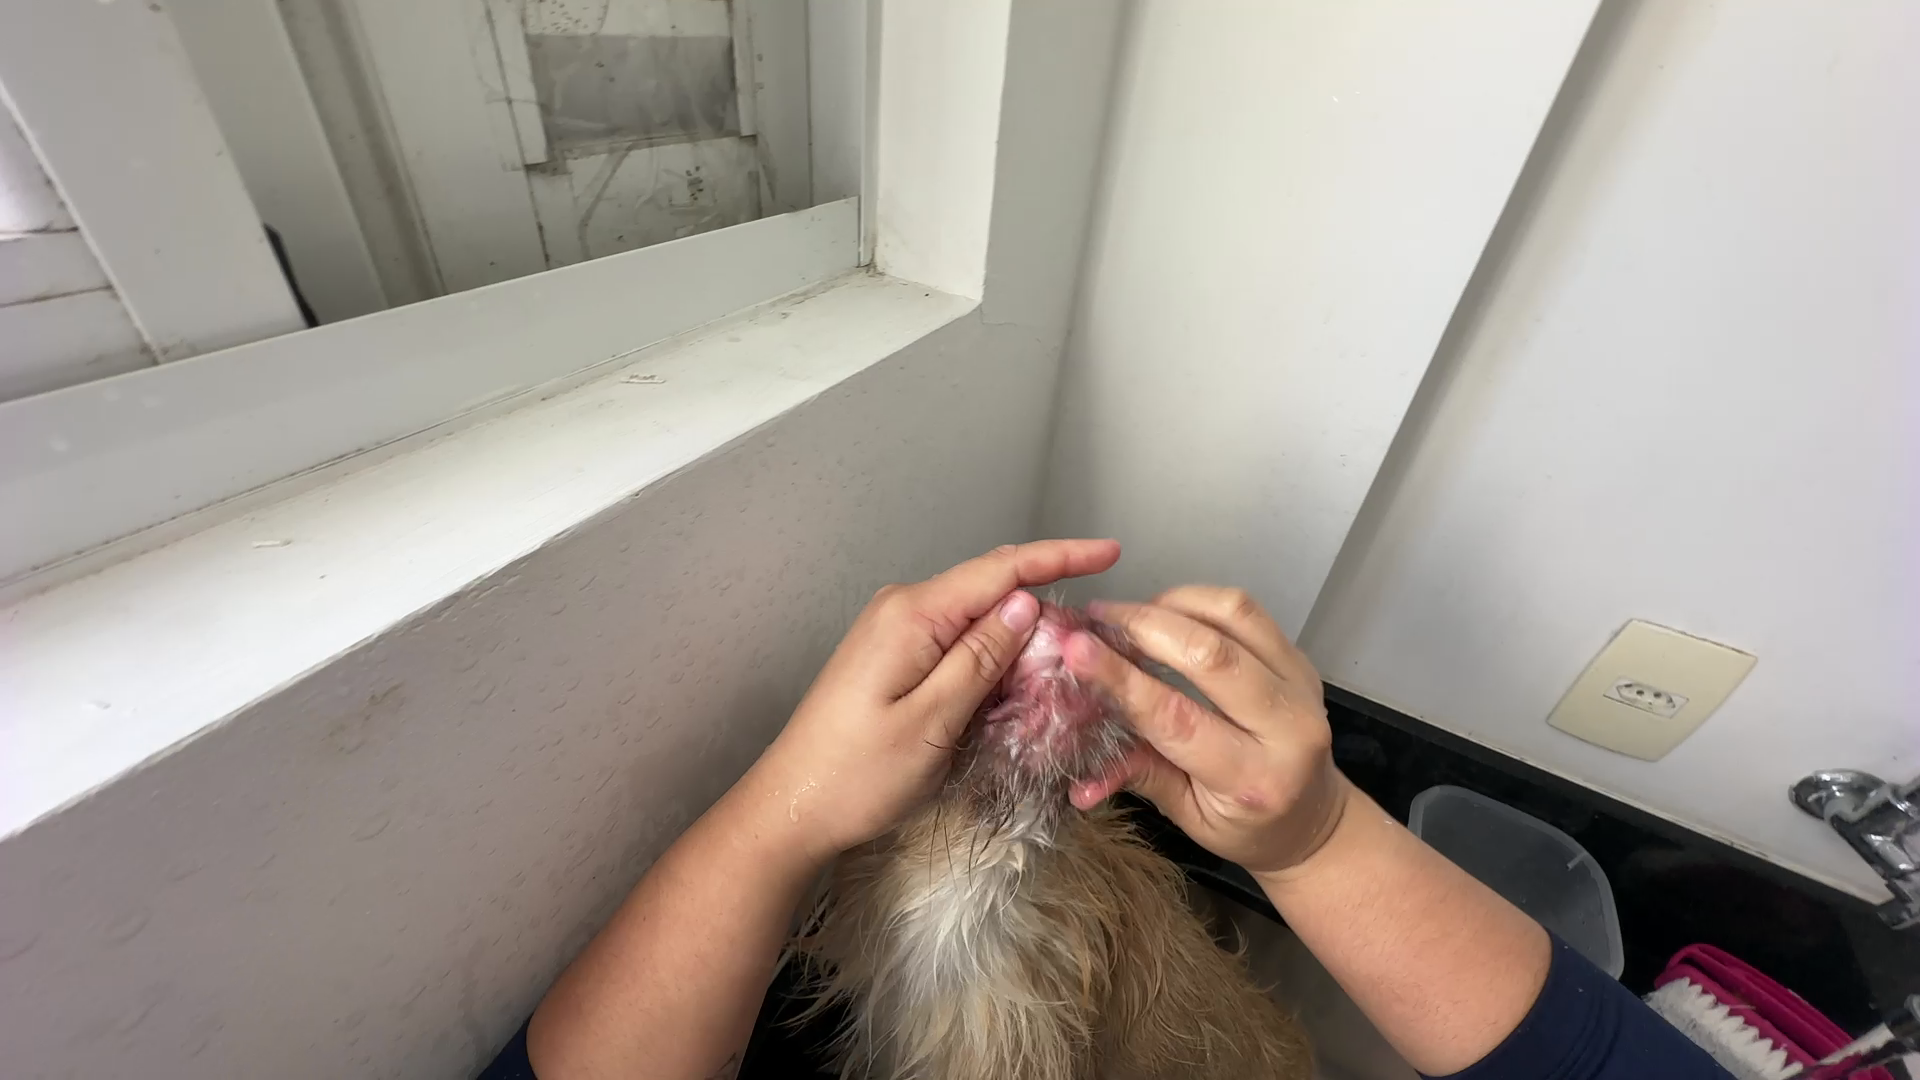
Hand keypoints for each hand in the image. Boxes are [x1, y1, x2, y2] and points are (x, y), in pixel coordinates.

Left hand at [743, 539, 1121, 862]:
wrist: (792, 804)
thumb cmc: (857, 774)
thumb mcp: (932, 721)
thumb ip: (980, 657)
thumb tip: (1027, 603)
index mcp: (913, 615)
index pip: (1000, 570)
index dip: (1059, 557)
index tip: (1109, 551)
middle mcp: (904, 607)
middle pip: (990, 587)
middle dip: (1045, 598)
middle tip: (1092, 635)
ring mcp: (897, 629)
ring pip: (976, 614)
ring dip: (1019, 633)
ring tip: (1061, 663)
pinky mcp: (896, 652)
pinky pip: (956, 638)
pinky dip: (992, 652)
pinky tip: (1013, 677)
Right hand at [1061, 586, 1348, 876]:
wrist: (1316, 820)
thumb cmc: (1244, 826)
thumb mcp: (1188, 817)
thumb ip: (1139, 777)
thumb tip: (1076, 783)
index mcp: (1251, 779)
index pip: (1175, 717)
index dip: (1121, 678)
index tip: (1076, 647)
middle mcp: (1287, 727)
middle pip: (1210, 655)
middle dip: (1143, 626)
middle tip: (1096, 618)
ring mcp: (1300, 685)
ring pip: (1234, 616)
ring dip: (1171, 605)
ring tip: (1130, 615)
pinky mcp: (1300, 659)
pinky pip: (1247, 611)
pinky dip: (1198, 601)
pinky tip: (1166, 613)